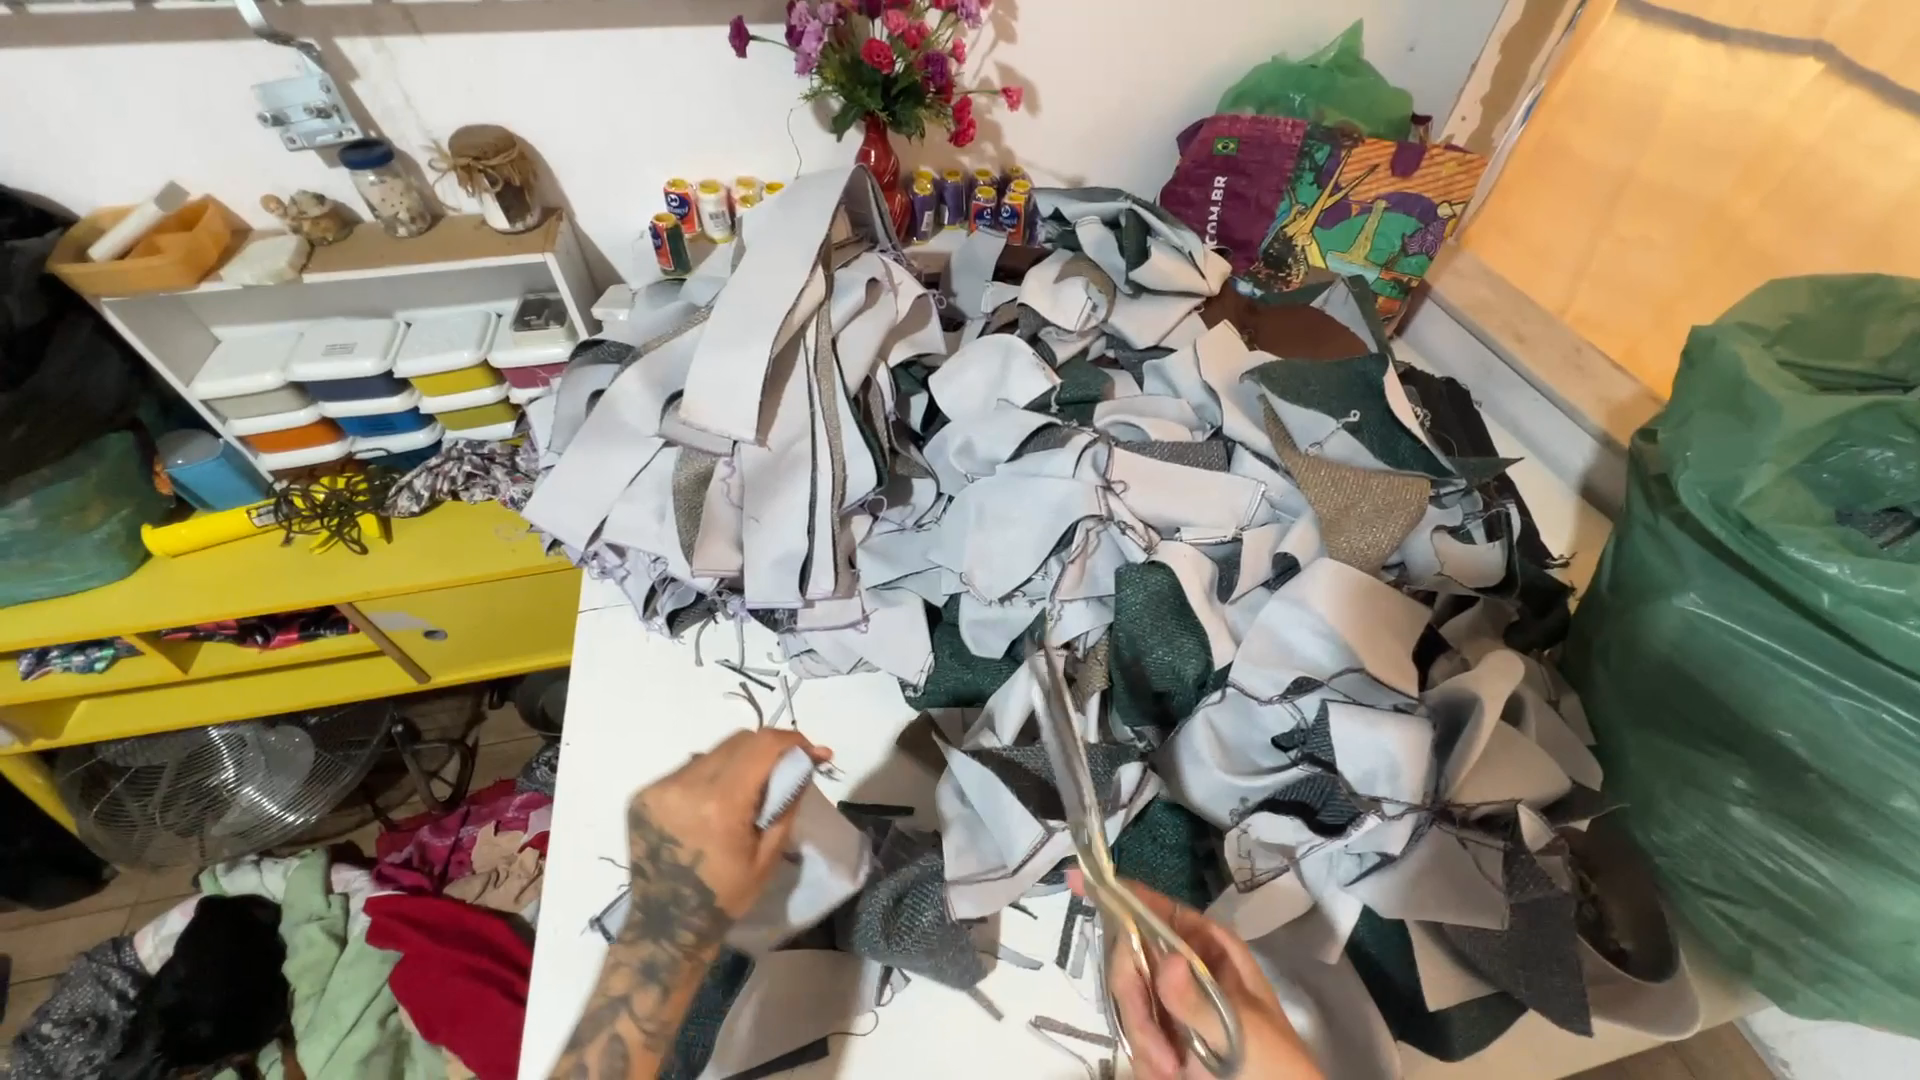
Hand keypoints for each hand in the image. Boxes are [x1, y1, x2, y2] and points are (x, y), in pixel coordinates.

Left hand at [629, 728, 832, 918]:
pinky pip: (689, 769)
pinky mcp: (643, 795)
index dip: (793, 741)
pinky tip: (714, 803)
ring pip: (713, 751)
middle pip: (739, 741)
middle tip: (785, 769)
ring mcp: (659, 789)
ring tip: (747, 790)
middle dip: (768, 749)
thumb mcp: (769, 854)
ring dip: (738, 761)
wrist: (665, 928)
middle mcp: (685, 786)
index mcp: (719, 805)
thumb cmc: (725, 896)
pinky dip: (711, 776)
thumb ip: (787, 800)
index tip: (812, 751)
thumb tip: (806, 760)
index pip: (763, 746)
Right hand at [1073, 873, 1322, 1079]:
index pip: (1156, 908)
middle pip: (1129, 956)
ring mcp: (1169, 1001)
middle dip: (1136, 1004)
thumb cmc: (1275, 1066)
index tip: (1077, 880)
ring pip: (1126, 999)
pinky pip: (1131, 1033)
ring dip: (1144, 1040)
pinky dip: (1146, 1059)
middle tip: (1159, 1049)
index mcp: (1208, 947)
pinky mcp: (1160, 1034)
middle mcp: (1184, 966)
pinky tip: (1170, 1075)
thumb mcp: (1242, 1031)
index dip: (1119, 894)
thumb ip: (1197, 1000)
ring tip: (1173, 1071)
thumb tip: (1167, 962)